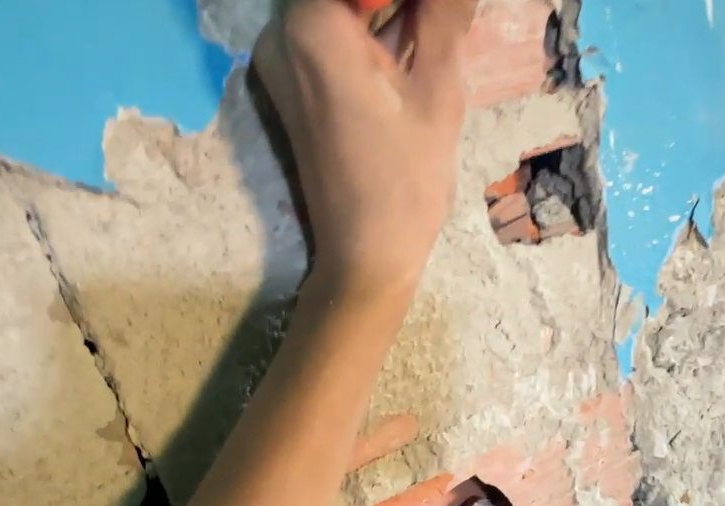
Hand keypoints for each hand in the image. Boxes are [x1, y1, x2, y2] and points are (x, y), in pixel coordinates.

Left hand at [254, 0, 474, 297]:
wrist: (365, 260)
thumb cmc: (406, 184)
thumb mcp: (439, 91)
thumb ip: (444, 10)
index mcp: (312, 23)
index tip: (441, 13)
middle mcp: (280, 31)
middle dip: (400, 4)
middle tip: (444, 20)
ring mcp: (280, 61)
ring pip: (344, 10)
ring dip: (390, 15)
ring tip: (435, 33)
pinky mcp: (291, 87)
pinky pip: (334, 36)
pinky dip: (372, 34)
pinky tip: (410, 50)